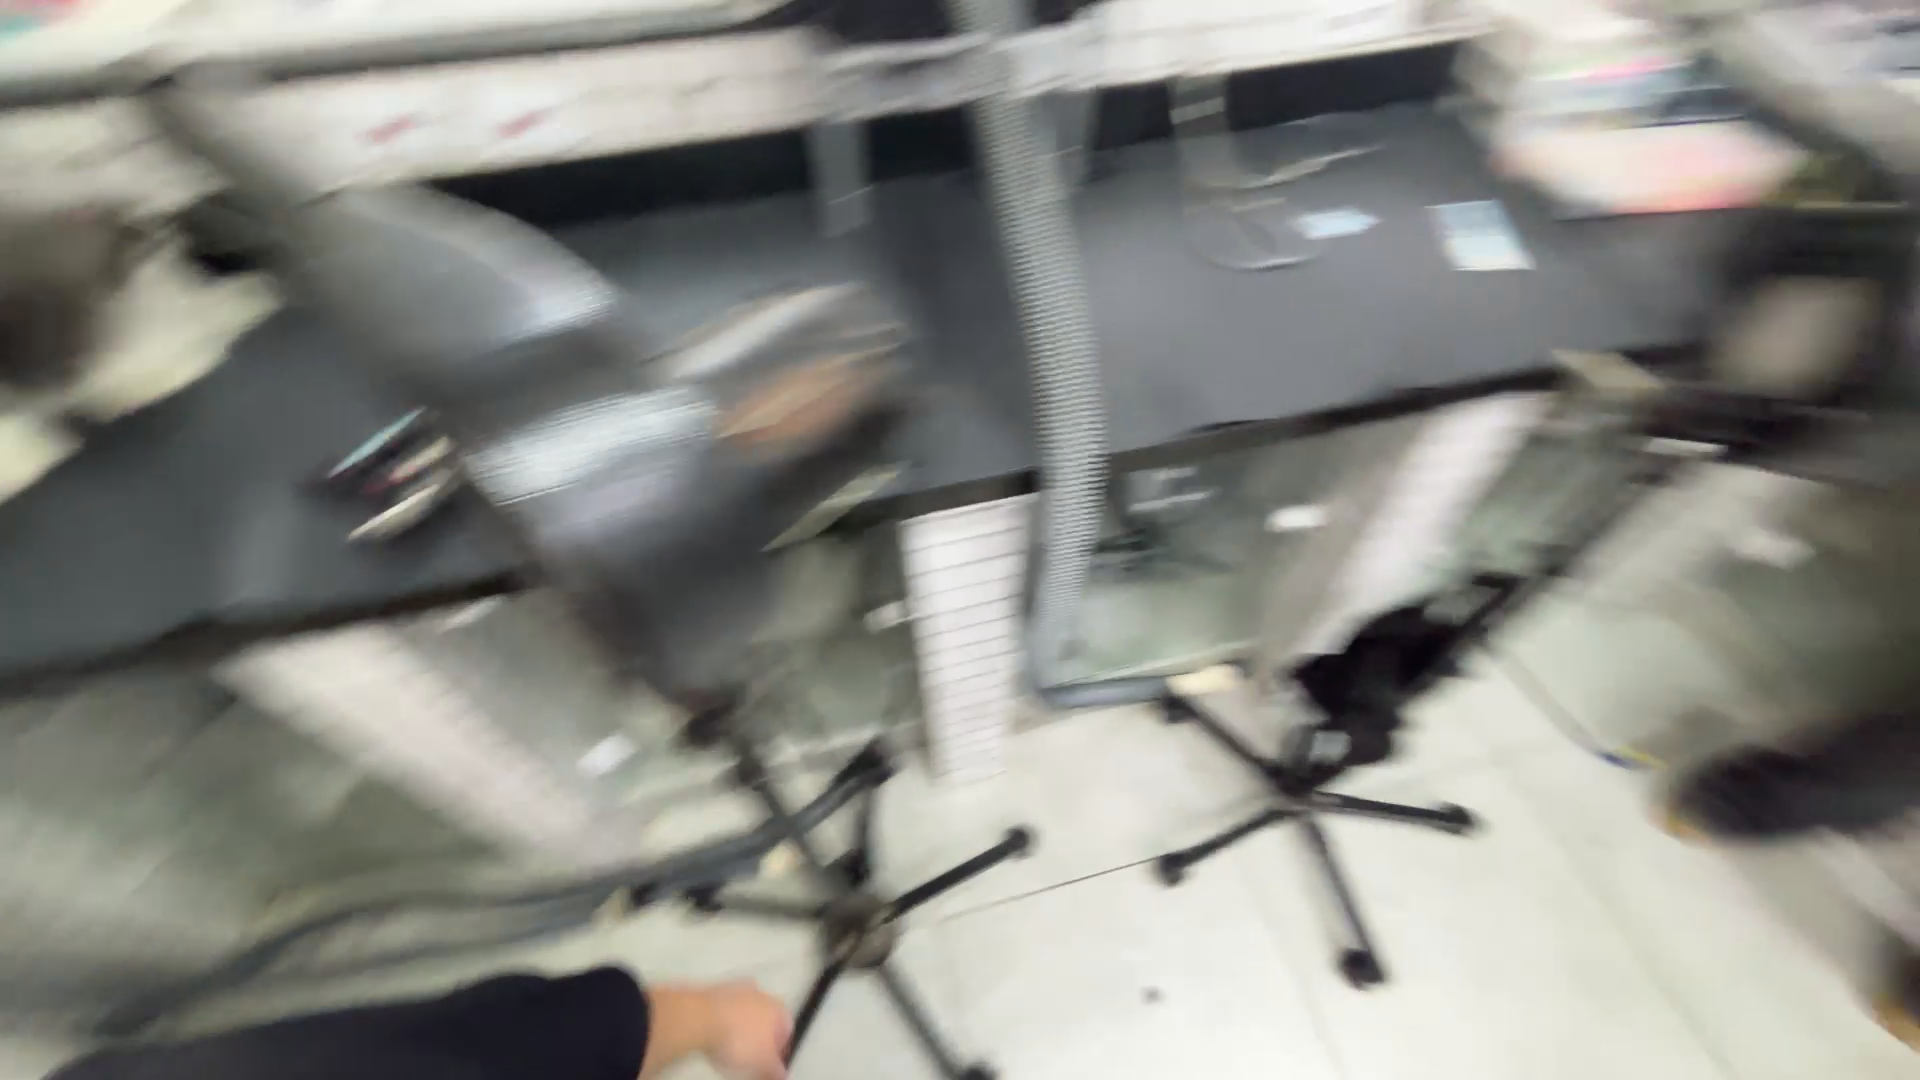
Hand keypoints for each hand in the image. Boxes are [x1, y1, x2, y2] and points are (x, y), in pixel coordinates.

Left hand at [703, 980, 792, 1079]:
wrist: (704, 1018)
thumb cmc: (738, 1040)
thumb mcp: (761, 1064)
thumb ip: (775, 1071)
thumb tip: (783, 1076)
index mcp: (779, 1010)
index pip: (788, 1033)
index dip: (779, 1053)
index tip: (769, 1068)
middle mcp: (765, 995)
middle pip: (768, 1021)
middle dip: (762, 1039)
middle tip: (751, 1059)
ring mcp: (743, 989)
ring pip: (749, 1013)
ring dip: (745, 1028)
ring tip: (732, 1048)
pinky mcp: (722, 989)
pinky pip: (730, 1008)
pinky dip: (728, 1021)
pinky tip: (719, 1035)